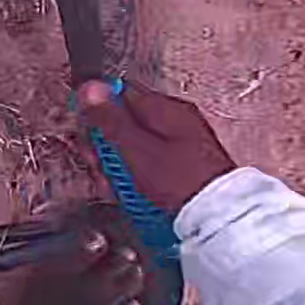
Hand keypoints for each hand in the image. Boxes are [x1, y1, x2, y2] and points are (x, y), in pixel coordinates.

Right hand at [76, 79, 235, 213]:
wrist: (215, 216)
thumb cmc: (180, 180)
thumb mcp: (135, 147)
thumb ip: (110, 117)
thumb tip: (90, 88)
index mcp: (163, 109)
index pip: (117, 94)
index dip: (97, 114)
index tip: (89, 134)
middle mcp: (170, 121)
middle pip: (120, 122)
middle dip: (102, 146)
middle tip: (100, 164)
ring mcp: (173, 143)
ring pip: (127, 146)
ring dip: (111, 166)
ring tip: (113, 184)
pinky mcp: (173, 165)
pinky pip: (140, 162)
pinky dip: (128, 176)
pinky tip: (125, 191)